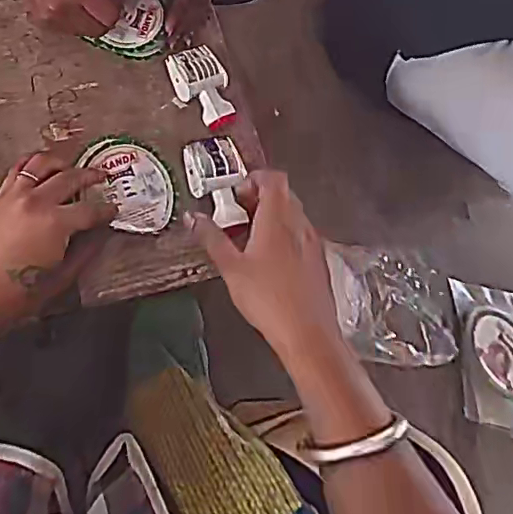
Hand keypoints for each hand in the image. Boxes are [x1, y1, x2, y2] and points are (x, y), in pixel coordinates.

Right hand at [0, 0, 141, 37]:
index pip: (111, 14)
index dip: (117, 4)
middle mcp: (62, 9)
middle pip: (100, 29)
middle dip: (106, 15)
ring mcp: (49, 19)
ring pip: (86, 32)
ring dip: (91, 19)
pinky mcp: (40, 22)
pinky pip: (69, 29)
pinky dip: (75, 19)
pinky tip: (67, 2)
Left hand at [0, 151, 115, 337]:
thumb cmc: (18, 296)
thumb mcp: (61, 278)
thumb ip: (85, 252)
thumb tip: (100, 233)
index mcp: (55, 223)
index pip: (90, 210)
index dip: (105, 210)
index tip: (112, 210)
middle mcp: (36, 202)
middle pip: (71, 178)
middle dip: (91, 176)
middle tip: (102, 177)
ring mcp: (15, 196)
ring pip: (43, 163)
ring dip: (62, 162)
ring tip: (71, 167)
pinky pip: (18, 169)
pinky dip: (32, 163)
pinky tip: (40, 168)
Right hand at [189, 170, 343, 361]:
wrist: (309, 335)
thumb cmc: (270, 300)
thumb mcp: (231, 268)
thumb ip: (211, 238)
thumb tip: (194, 218)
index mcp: (277, 218)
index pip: (273, 178)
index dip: (254, 178)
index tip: (237, 192)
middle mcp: (299, 224)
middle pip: (283, 194)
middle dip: (259, 197)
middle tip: (238, 213)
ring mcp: (312, 242)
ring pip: (293, 214)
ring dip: (272, 216)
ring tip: (250, 237)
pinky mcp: (318, 260)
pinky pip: (301, 234)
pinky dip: (284, 235)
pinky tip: (269, 260)